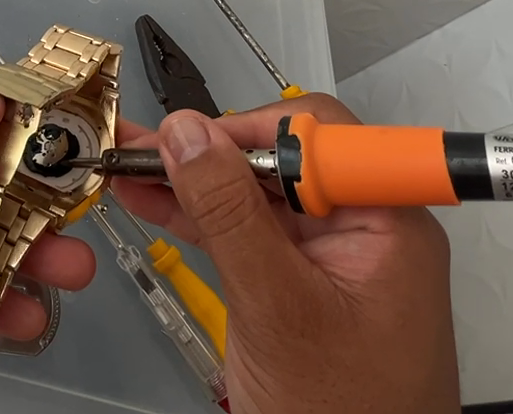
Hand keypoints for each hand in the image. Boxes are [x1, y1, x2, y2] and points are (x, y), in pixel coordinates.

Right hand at [116, 95, 458, 413]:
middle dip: (205, 151)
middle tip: (140, 148)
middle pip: (275, 158)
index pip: (317, 135)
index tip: (187, 141)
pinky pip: (240, 228)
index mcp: (384, 220)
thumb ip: (228, 214)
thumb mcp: (276, 306)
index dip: (249, 127)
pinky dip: (194, 214)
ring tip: (128, 165)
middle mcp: (358, 224)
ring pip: (249, 191)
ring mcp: (324, 252)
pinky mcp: (292, 276)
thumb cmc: (339, 413)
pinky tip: (148, 199)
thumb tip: (185, 131)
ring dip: (188, 179)